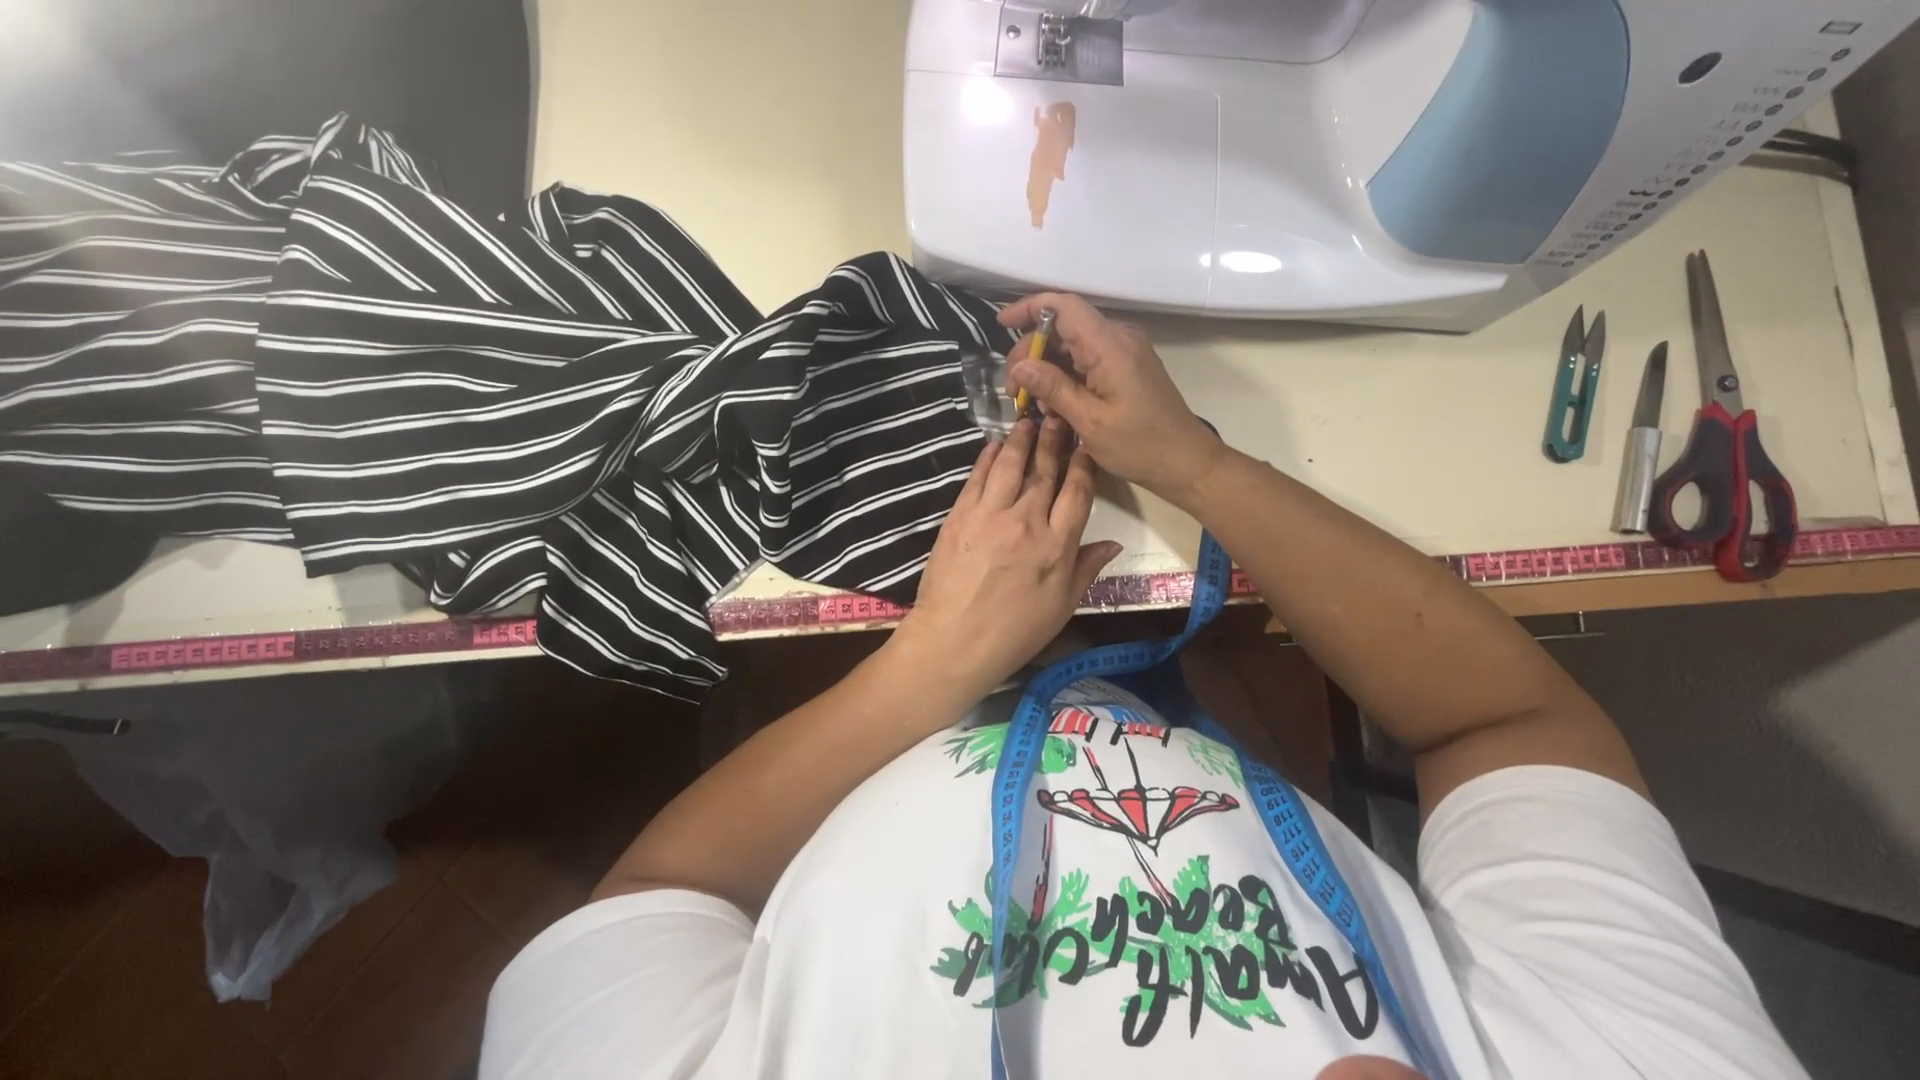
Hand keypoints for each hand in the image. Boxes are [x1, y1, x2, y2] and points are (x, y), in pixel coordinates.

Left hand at [894, 417, 1121, 700]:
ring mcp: (990, 516)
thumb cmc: (1014, 633)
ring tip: (1028, 420)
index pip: (1077, 492)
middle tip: (1059, 415)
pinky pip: (977, 479)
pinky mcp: (959, 517)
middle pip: (1045, 471)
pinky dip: (988, 458)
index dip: (1083, 464)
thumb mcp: (1061, 607)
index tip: (1086, 444)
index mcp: (1057, 545)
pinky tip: (995, 445)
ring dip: (1021, 440)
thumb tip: (1112, 543)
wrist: (954, 642)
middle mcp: (1026, 522)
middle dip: (1054, 440)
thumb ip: (1086, 569)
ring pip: (1010, 467)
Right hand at [1001, 292, 1226, 501]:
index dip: (1030, 308)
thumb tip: (1019, 367)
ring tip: (1029, 400)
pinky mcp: (1127, 366)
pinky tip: (1052, 401)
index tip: (1001, 323)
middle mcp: (1119, 338)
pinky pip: (1087, 357)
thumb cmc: (1139, 445)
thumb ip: (1053, 389)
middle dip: (1032, 350)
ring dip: (1046, 365)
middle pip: (1064, 325)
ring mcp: (1125, 351)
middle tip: (1014, 389)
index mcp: (1110, 346)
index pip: (1064, 307)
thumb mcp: (1089, 422)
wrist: (1185, 461)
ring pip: (1073, 343)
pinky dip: (1065, 374)